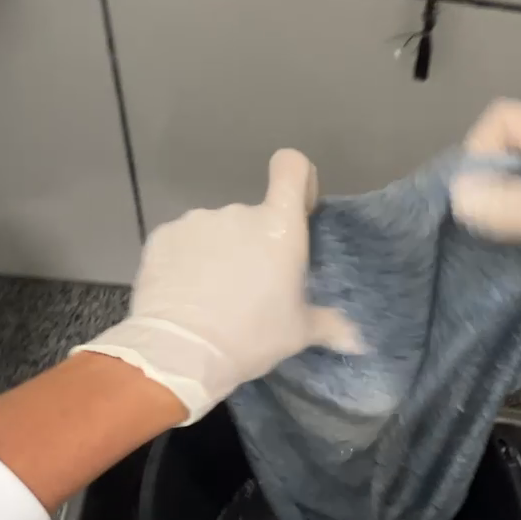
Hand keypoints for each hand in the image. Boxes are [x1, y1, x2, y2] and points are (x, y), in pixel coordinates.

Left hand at [75, 149, 361, 421]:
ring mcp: (197, 222)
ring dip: (220, 254)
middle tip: (252, 288)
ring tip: (214, 297)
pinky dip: (187, 262)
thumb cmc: (252, 337)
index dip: (296, 180)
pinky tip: (186, 295)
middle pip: (254, 217)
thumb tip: (357, 340)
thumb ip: (328, 326)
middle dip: (255, 245)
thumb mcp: (297, 335)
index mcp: (280, 227)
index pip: (291, 167)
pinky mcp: (163, 238)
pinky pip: (184, 244)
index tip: (296, 209)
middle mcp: (239, 213)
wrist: (181, 352)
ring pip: (218, 232)